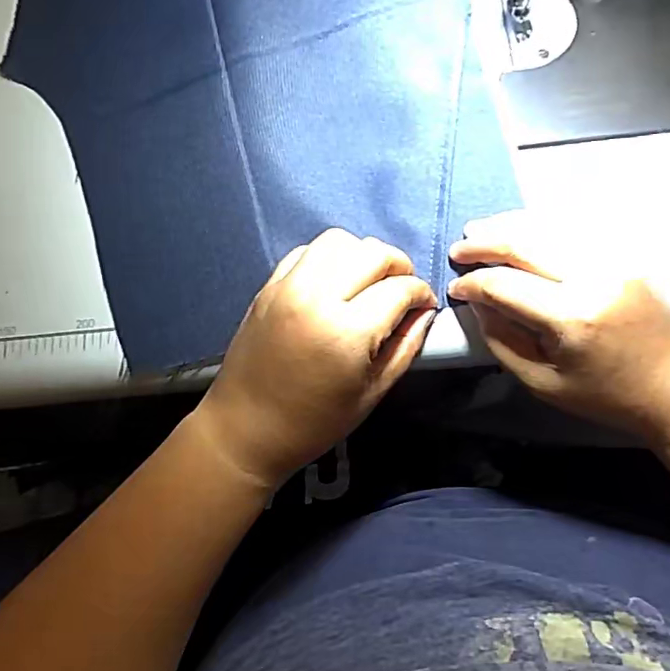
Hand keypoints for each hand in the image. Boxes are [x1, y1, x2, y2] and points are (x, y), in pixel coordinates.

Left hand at [193, 229, 437, 485]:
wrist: (245, 429)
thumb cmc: (314, 422)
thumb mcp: (373, 393)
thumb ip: (405, 347)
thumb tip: (424, 315)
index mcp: (347, 330)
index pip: (400, 289)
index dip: (422, 295)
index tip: (424, 307)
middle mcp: (318, 297)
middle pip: (373, 253)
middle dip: (399, 267)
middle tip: (402, 292)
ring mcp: (289, 287)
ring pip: (339, 241)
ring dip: (363, 256)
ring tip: (369, 283)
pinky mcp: (269, 287)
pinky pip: (307, 251)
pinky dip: (329, 258)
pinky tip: (335, 284)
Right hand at [448, 211, 669, 441]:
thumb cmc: (607, 396)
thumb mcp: (543, 383)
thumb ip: (503, 341)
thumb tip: (480, 303)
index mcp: (572, 318)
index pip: (506, 285)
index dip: (474, 284)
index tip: (456, 287)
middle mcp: (594, 278)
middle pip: (527, 243)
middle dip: (486, 242)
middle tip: (460, 247)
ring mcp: (615, 261)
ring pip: (551, 226)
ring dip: (512, 225)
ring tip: (482, 229)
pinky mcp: (627, 256)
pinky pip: (578, 227)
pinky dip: (545, 224)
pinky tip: (525, 226)